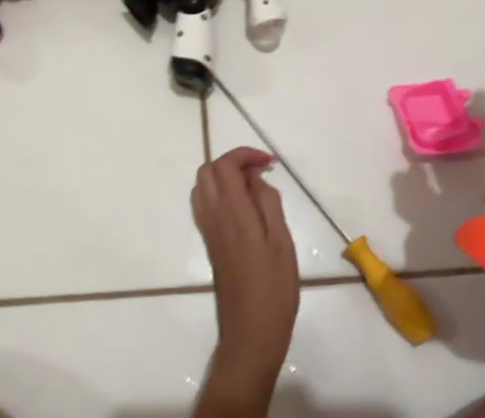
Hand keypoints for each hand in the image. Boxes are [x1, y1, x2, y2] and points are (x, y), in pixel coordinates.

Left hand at [192, 147, 297, 417]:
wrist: (250, 330)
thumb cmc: (273, 287)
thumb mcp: (282, 241)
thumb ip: (268, 203)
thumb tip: (255, 179)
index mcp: (231, 211)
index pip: (224, 165)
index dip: (245, 154)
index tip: (270, 162)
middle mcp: (213, 216)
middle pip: (208, 170)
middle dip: (232, 162)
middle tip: (261, 172)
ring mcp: (208, 230)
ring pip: (202, 186)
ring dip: (224, 177)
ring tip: (254, 188)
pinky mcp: (210, 243)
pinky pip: (205, 204)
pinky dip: (220, 193)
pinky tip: (244, 208)